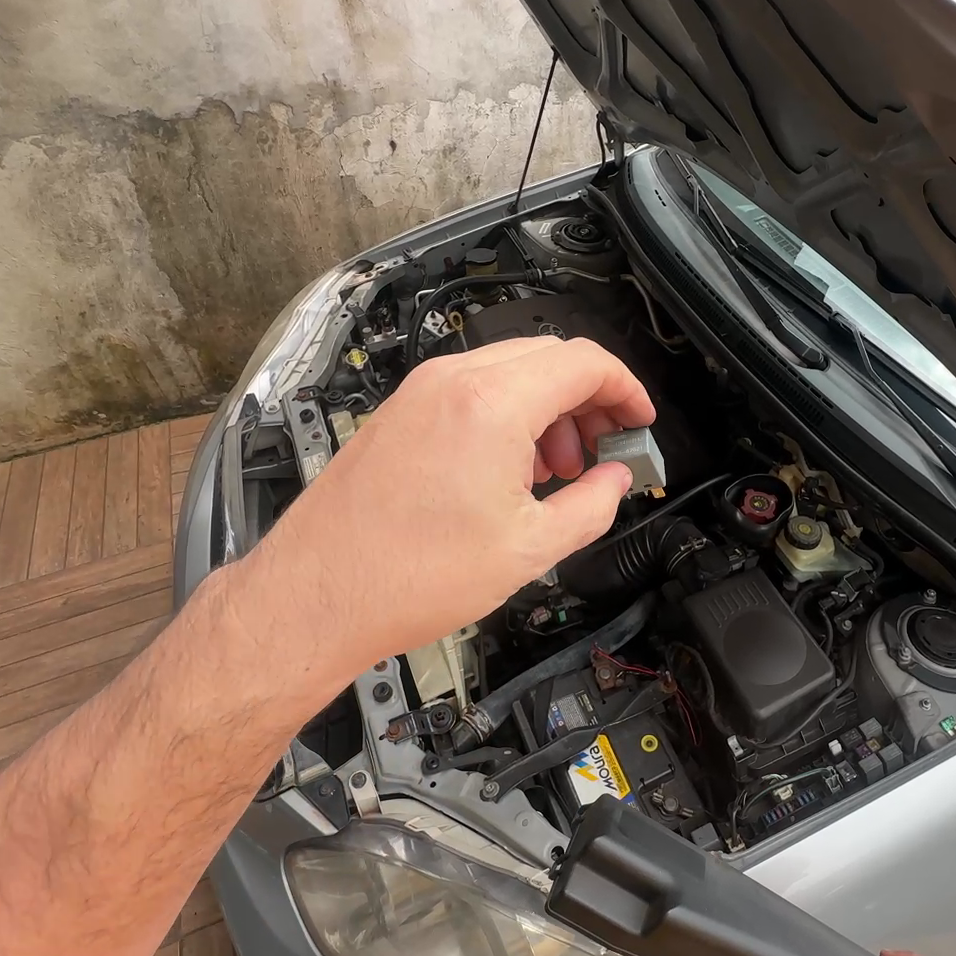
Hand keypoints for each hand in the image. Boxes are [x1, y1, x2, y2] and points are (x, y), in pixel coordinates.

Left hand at [229, 336, 655, 673]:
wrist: (317, 596)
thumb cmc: (403, 575)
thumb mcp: (529, 550)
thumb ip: (592, 505)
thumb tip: (615, 482)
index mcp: (491, 405)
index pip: (585, 362)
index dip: (626, 389)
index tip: (637, 419)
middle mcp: (452, 383)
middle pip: (550, 358)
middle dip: (590, 400)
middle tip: (603, 449)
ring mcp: (421, 393)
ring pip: (512, 371)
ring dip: (550, 409)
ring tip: (555, 471)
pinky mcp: (402, 412)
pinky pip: (474, 390)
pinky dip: (509, 415)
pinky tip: (511, 470)